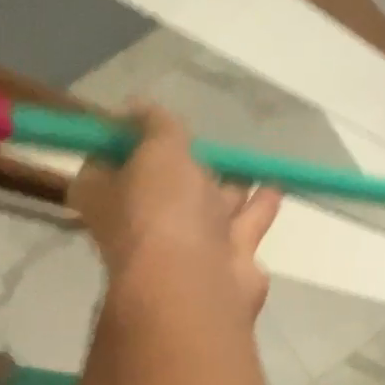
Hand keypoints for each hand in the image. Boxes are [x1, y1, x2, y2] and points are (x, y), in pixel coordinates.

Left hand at [67, 103, 282, 316]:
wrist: (197, 279)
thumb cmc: (162, 212)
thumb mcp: (156, 154)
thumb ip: (158, 128)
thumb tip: (144, 105)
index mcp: (106, 190)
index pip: (118, 156)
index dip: (140, 138)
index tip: (164, 123)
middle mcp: (145, 215)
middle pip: (171, 181)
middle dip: (194, 163)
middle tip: (215, 140)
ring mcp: (190, 237)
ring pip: (213, 201)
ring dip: (232, 181)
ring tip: (254, 160)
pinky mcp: (231, 252)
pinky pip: (248, 220)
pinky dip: (261, 202)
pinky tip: (278, 184)